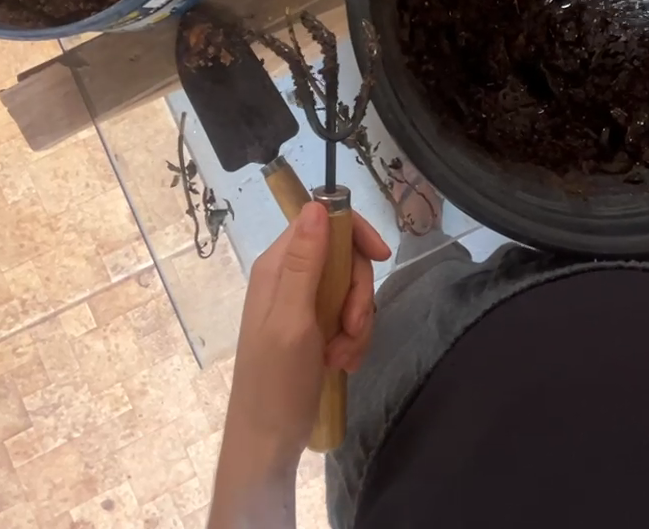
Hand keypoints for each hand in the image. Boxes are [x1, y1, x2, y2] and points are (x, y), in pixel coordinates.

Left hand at [219, 202, 389, 478]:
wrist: (267, 444)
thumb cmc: (276, 383)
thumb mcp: (294, 320)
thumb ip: (305, 262)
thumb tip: (318, 204)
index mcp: (278, 266)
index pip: (323, 221)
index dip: (355, 233)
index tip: (382, 257)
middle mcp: (289, 277)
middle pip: (344, 257)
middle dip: (357, 292)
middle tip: (352, 326)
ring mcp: (302, 303)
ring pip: (350, 289)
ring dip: (357, 322)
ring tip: (344, 355)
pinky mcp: (314, 328)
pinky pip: (348, 316)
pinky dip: (354, 338)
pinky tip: (344, 363)